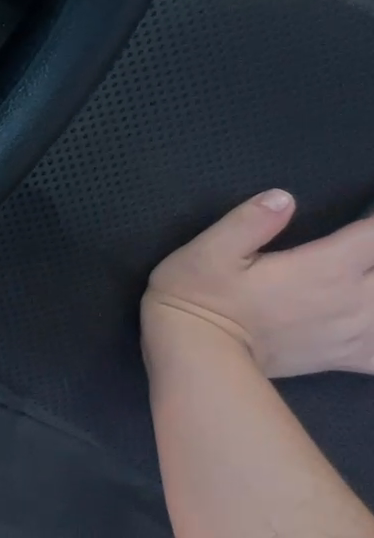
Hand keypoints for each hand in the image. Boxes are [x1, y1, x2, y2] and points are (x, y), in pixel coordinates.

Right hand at [144, 190, 373, 378]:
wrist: (199, 348)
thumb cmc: (197, 291)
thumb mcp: (209, 249)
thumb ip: (249, 222)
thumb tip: (284, 197)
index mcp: (323, 268)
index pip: (371, 237)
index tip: (367, 220)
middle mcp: (355, 299)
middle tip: (364, 253)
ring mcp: (358, 332)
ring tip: (364, 281)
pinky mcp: (352, 357)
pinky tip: (370, 326)